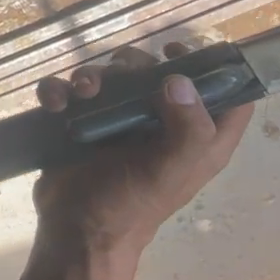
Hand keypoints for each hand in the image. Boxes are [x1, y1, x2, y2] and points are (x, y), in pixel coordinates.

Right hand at [31, 44, 252, 256]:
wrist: (73, 228)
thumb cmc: (129, 205)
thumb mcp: (168, 172)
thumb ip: (187, 130)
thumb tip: (178, 79)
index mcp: (196, 138)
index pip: (227, 96)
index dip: (215, 68)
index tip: (182, 50)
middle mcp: (158, 124)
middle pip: (156, 74)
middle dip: (133, 66)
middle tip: (118, 73)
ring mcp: (115, 122)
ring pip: (108, 77)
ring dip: (89, 76)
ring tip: (78, 94)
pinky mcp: (77, 123)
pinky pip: (67, 91)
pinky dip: (57, 90)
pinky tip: (53, 104)